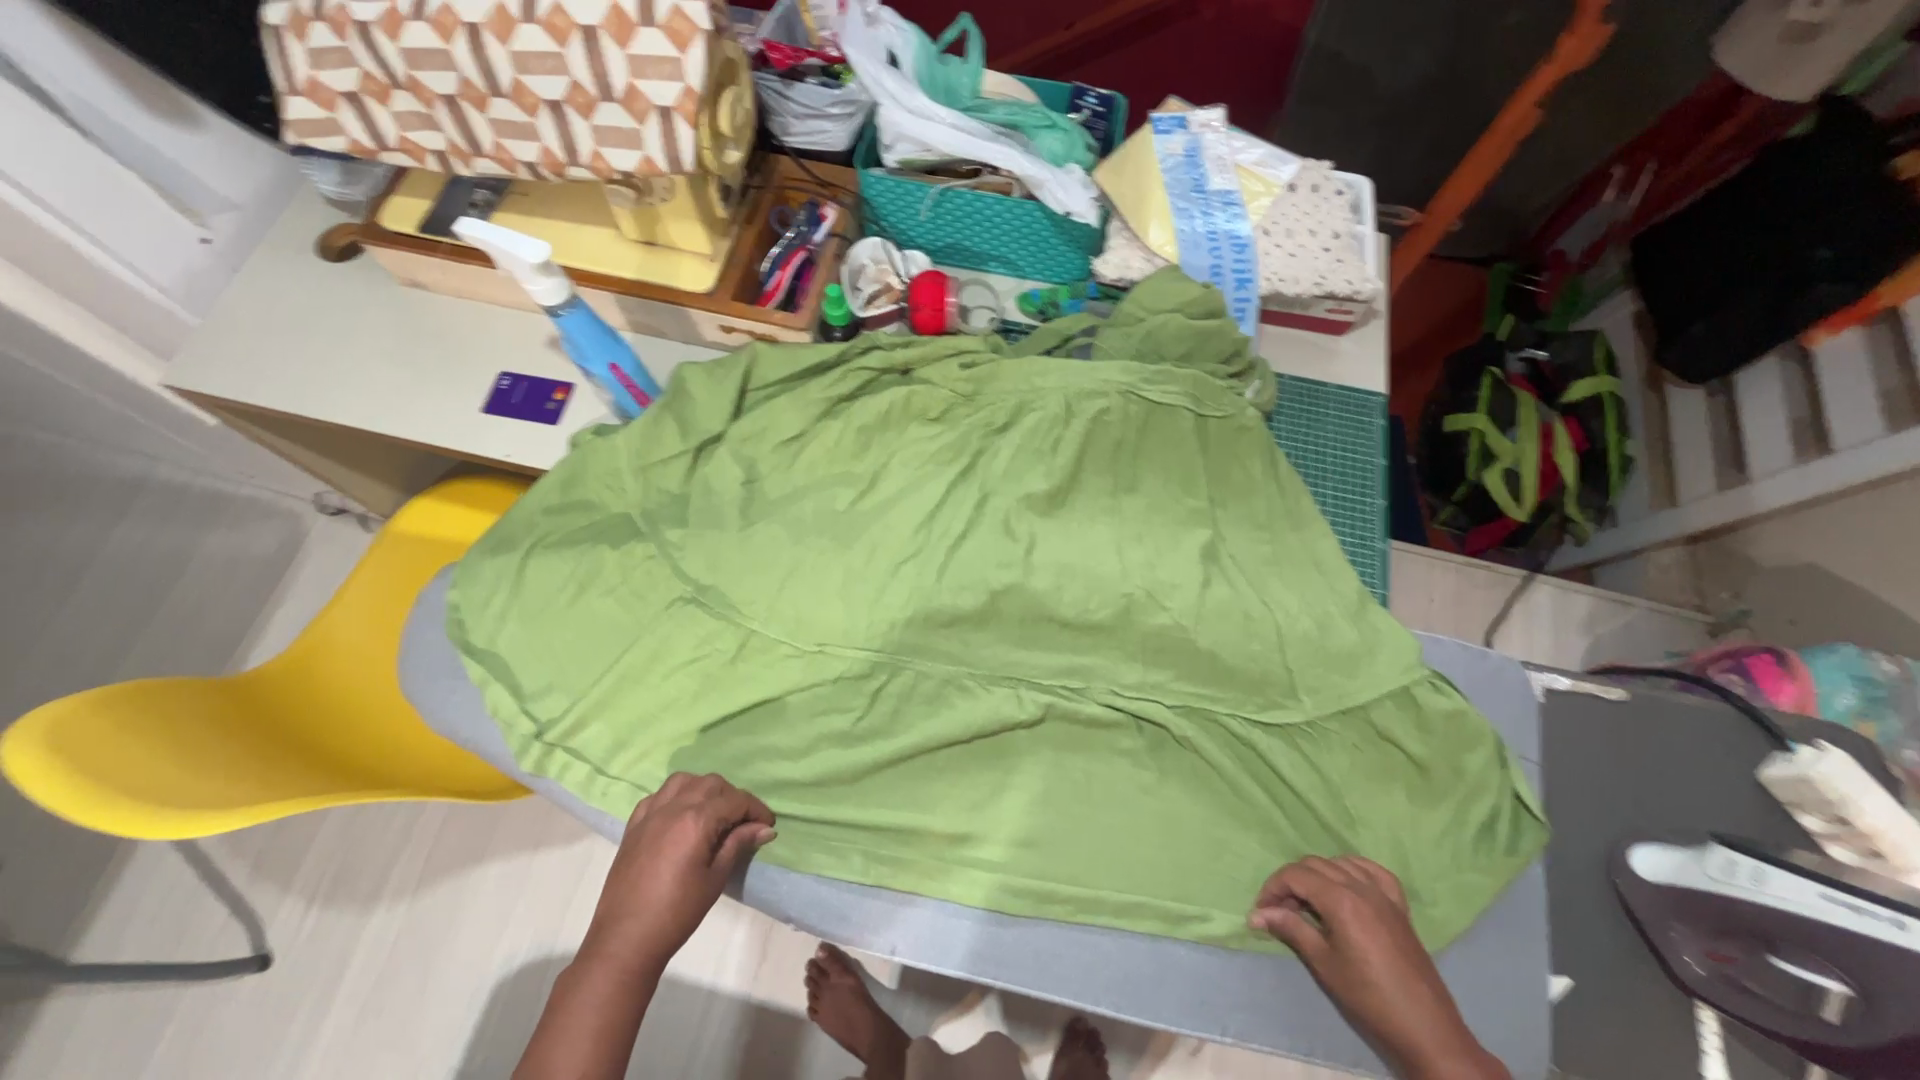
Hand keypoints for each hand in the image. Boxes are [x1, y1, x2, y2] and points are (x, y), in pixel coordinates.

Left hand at [579, 772, 776, 976]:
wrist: (626, 938)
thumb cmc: (677, 912)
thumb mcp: (715, 878)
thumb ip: (738, 845)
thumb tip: (765, 828)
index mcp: (696, 821)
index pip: (735, 800)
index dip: (756, 810)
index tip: (768, 825)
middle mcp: (672, 808)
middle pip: (711, 784)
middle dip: (733, 797)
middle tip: (744, 822)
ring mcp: (650, 814)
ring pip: (683, 781)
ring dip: (704, 789)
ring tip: (713, 812)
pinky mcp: (633, 825)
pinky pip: (658, 796)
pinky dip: (676, 797)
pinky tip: (681, 817)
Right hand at [1249, 856, 1508, 1079]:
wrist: (1423, 1025)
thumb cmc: (1367, 996)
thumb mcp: (1322, 963)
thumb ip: (1290, 929)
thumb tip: (1257, 913)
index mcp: (1341, 900)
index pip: (1295, 875)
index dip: (1272, 888)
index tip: (1261, 912)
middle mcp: (1362, 887)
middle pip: (1314, 865)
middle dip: (1291, 882)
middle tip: (1279, 912)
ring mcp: (1384, 894)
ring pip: (1340, 863)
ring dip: (1317, 876)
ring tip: (1308, 905)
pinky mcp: (1399, 906)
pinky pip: (1372, 872)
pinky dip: (1351, 871)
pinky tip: (1344, 887)